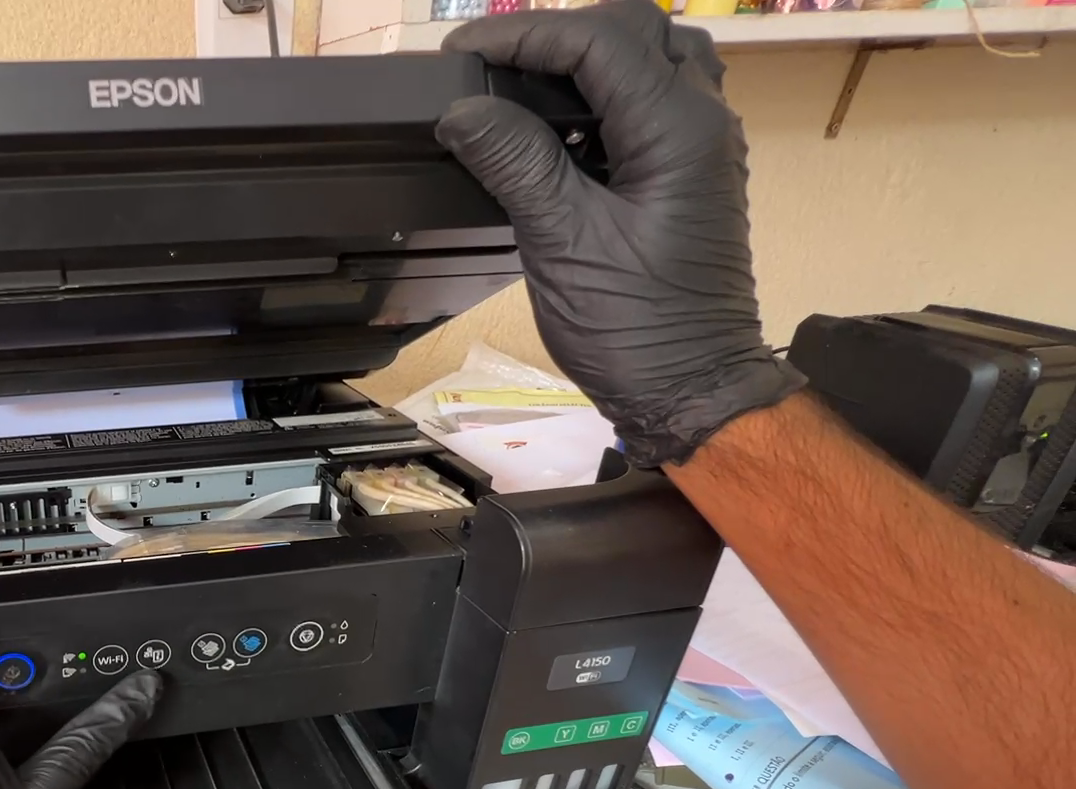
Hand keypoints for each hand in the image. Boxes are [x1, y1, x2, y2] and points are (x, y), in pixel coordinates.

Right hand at [436, 0, 803, 466]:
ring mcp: (696, 150)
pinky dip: (597, 99)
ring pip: (649, 64)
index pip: (602, 42)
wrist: (683, 383)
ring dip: (583, 60)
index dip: (525, 37)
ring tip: (518, 83)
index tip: (458, 55)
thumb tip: (461, 113)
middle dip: (557, 35)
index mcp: (677, 128)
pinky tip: (555, 128)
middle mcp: (700, 121)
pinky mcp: (681, 180)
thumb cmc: (627, 321)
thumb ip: (517, 166)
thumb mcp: (562, 242)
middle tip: (487, 62)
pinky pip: (647, 108)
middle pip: (637, 34)